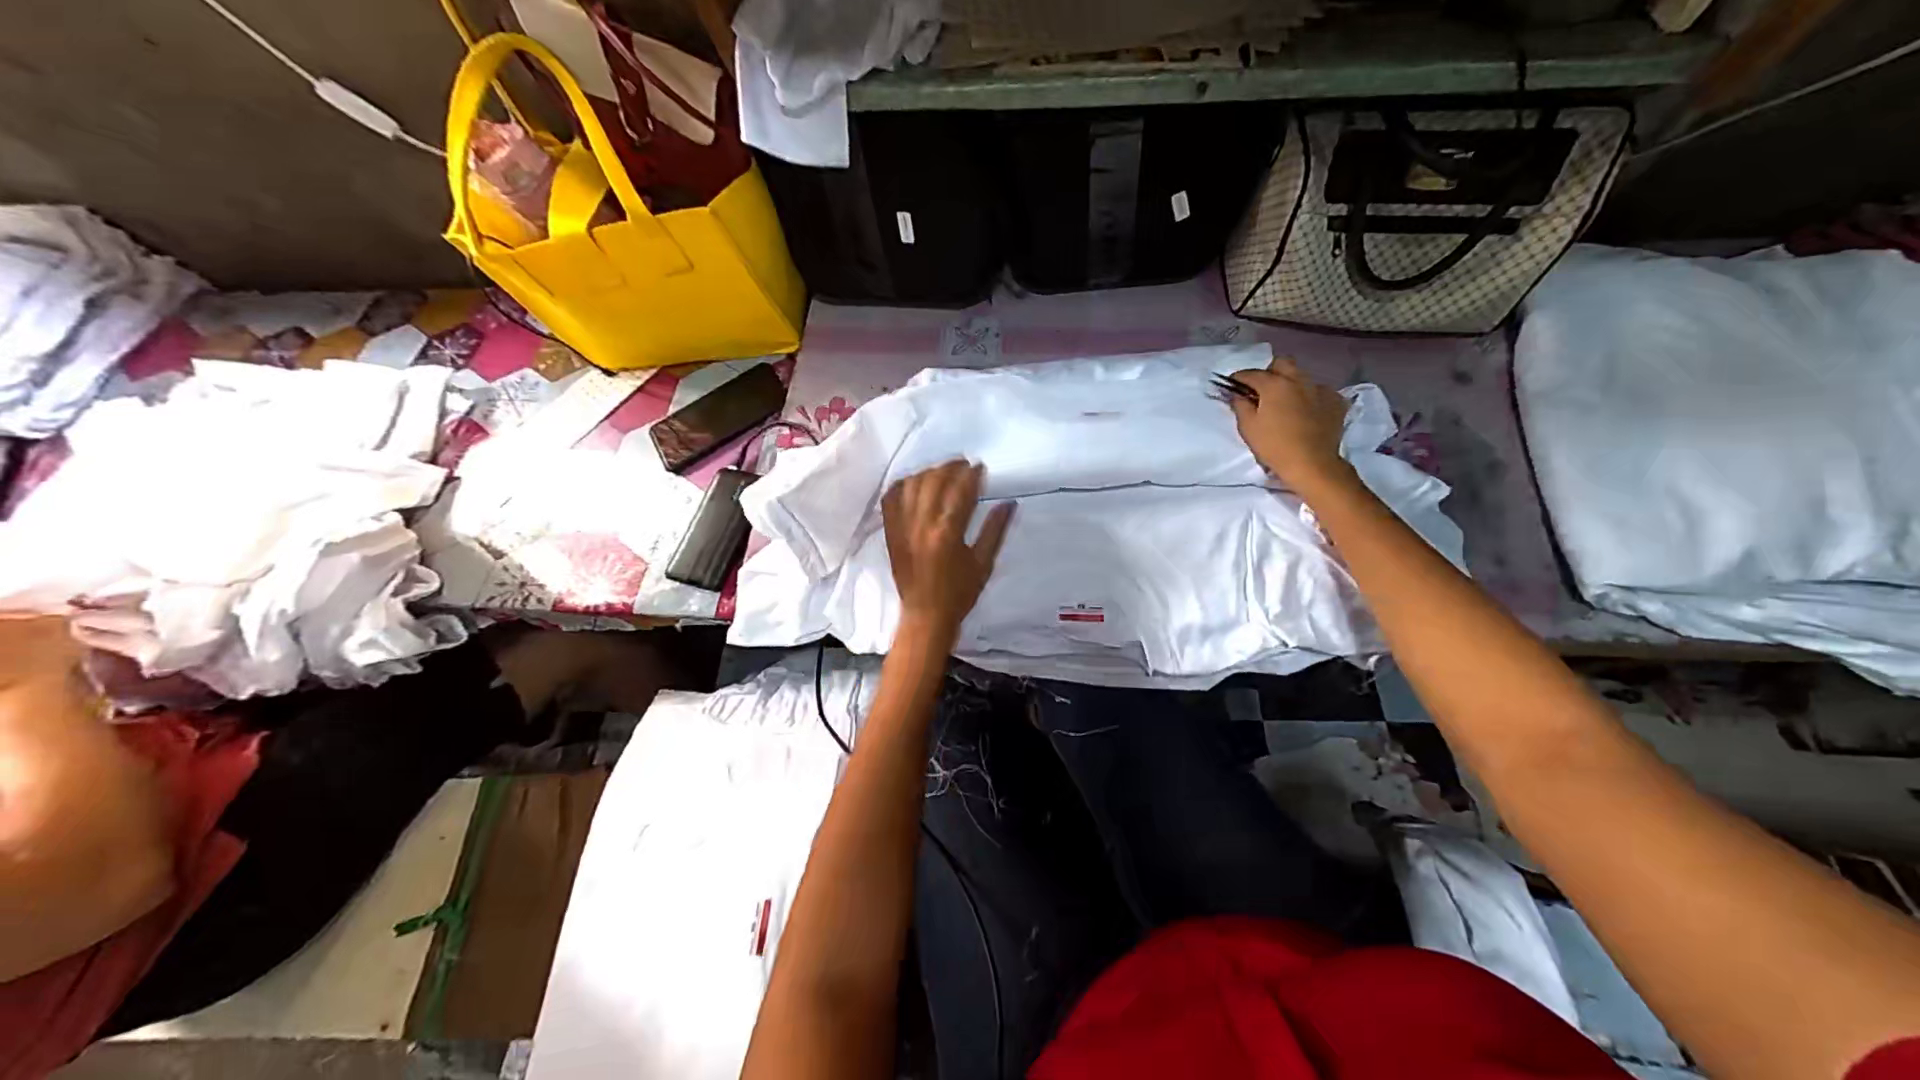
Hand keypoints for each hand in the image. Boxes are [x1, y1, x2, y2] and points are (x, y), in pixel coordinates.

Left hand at [881, 461, 1013, 642]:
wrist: (925, 616)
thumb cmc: (959, 593)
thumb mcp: (983, 563)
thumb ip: (994, 530)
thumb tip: (1009, 503)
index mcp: (947, 533)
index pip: (961, 491)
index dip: (972, 475)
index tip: (980, 466)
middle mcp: (922, 525)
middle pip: (934, 481)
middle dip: (951, 467)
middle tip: (963, 464)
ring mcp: (902, 527)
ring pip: (912, 485)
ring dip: (928, 473)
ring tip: (942, 471)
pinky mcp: (890, 532)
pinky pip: (890, 499)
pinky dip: (902, 485)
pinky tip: (914, 482)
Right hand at [1227, 357, 1354, 493]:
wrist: (1312, 464)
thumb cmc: (1274, 446)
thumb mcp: (1248, 427)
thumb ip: (1240, 405)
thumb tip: (1238, 394)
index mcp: (1274, 384)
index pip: (1251, 374)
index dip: (1238, 378)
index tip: (1232, 385)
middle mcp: (1298, 379)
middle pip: (1282, 363)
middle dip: (1269, 372)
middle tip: (1262, 389)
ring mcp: (1320, 389)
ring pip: (1302, 376)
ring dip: (1291, 383)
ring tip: (1285, 401)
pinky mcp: (1335, 401)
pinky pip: (1319, 391)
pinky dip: (1310, 397)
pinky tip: (1307, 410)